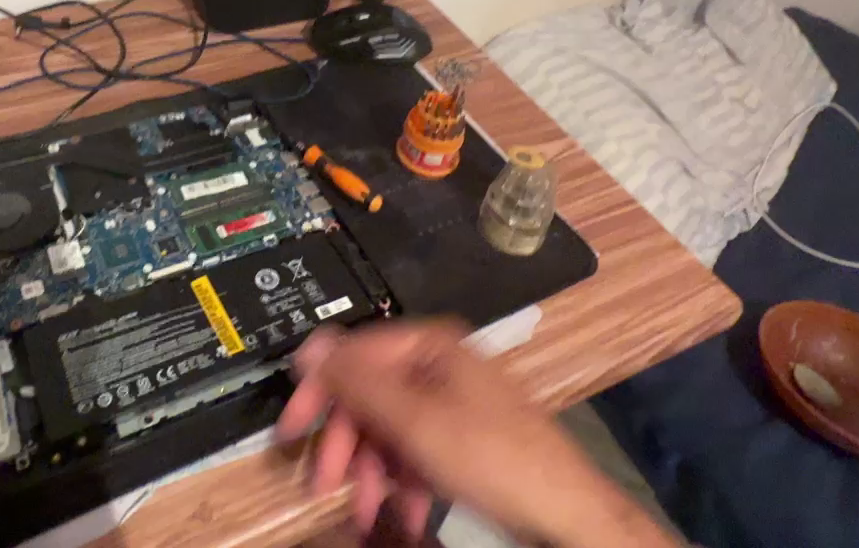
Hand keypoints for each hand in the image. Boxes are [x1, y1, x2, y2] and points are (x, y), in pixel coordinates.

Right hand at [275, 321, 676, 547]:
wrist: (566, 514)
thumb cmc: (490, 457)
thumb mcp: (414, 421)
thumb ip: (359, 381)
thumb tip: (311, 344)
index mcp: (428, 345)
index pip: (355, 355)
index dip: (320, 391)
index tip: (292, 430)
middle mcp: (437, 364)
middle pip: (371, 394)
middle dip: (348, 443)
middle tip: (325, 483)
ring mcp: (452, 401)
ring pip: (390, 427)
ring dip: (372, 470)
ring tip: (365, 511)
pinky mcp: (462, 437)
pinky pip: (416, 448)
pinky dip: (403, 480)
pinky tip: (404, 514)